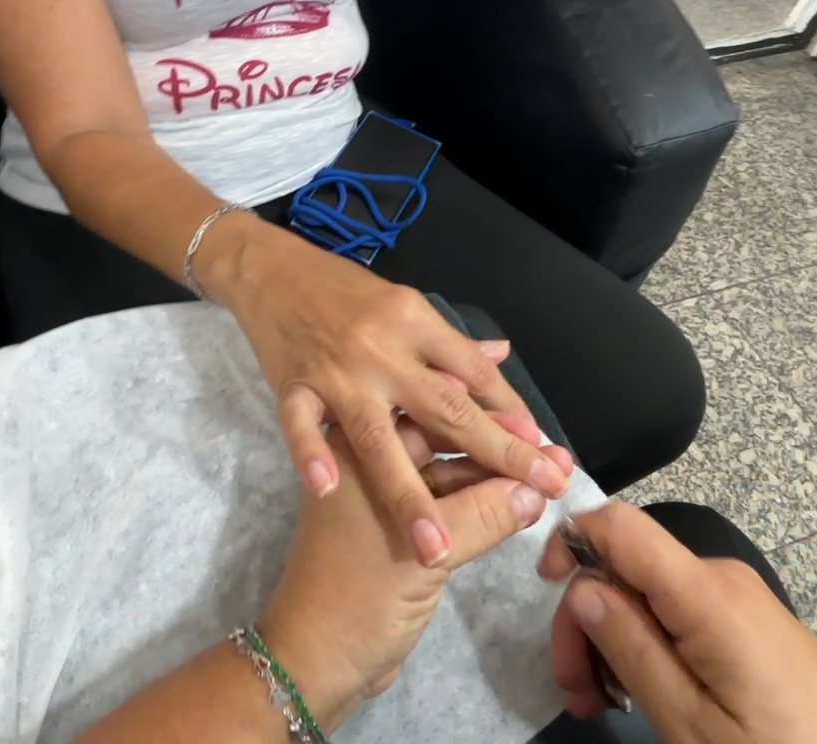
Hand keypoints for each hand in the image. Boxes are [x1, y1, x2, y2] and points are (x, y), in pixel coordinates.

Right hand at [200, 220, 570, 566]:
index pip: (475, 371)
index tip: (544, 448)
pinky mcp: (293, 384)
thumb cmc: (342, 287)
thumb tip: (501, 355)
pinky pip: (302, 424)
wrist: (272, 268)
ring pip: (377, 435)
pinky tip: (328, 487)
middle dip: (497, 452)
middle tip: (542, 491)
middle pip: (446, 408)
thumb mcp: (402, 304)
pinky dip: (312, 454)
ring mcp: (336, 370)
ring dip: (407, 493)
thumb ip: (446, 339)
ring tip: (435, 547)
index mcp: (414, 320)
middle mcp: (382, 348)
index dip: (512, 411)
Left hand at [260, 424, 565, 730]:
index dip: (487, 427)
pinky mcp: (398, 525)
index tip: (538, 435)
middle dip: (500, 452)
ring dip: (496, 480)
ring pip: (449, 475)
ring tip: (552, 478)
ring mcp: (384, 493)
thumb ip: (483, 516)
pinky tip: (521, 503)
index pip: (430, 420)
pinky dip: (481, 504)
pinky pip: (444, 503)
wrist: (318, 659)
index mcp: (359, 447)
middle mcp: (370, 459)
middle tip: (554, 457)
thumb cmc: (359, 592)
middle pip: (445, 445)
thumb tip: (537, 489)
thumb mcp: (426, 554)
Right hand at [540, 503, 816, 743]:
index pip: (619, 524)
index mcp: (706, 593)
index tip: (544, 588)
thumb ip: (632, 648)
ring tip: (603, 703)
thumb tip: (582, 587)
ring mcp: (743, 602)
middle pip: (627, 566)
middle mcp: (722, 579)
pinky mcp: (755, 627)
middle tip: (574, 690)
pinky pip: (683, 615)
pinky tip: (645, 694)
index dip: (571, 539)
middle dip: (588, 617)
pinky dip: (652, 646)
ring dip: (616, 639)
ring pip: (650, 595)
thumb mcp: (693, 725)